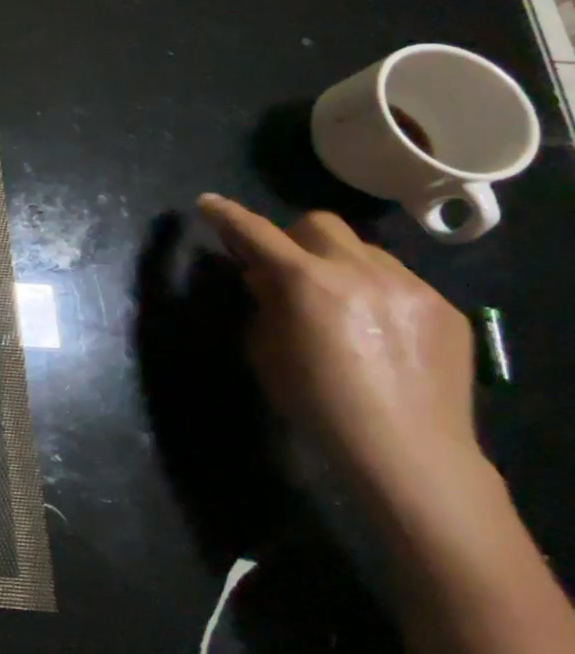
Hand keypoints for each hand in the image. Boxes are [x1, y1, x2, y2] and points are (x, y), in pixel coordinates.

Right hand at [196, 194, 479, 497]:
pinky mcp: (444, 308)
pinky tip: (376, 332)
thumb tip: (267, 280)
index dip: (228, 216)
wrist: (405, 450)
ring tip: (336, 304)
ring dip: (338, 264)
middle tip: (285, 269)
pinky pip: (399, 281)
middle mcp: (361, 271)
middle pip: (318, 224)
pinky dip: (375, 291)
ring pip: (363, 250)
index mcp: (307, 282)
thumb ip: (264, 304)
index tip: (208, 204)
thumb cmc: (315, 402)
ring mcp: (410, 287)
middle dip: (293, 238)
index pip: (257, 233)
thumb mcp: (265, 350)